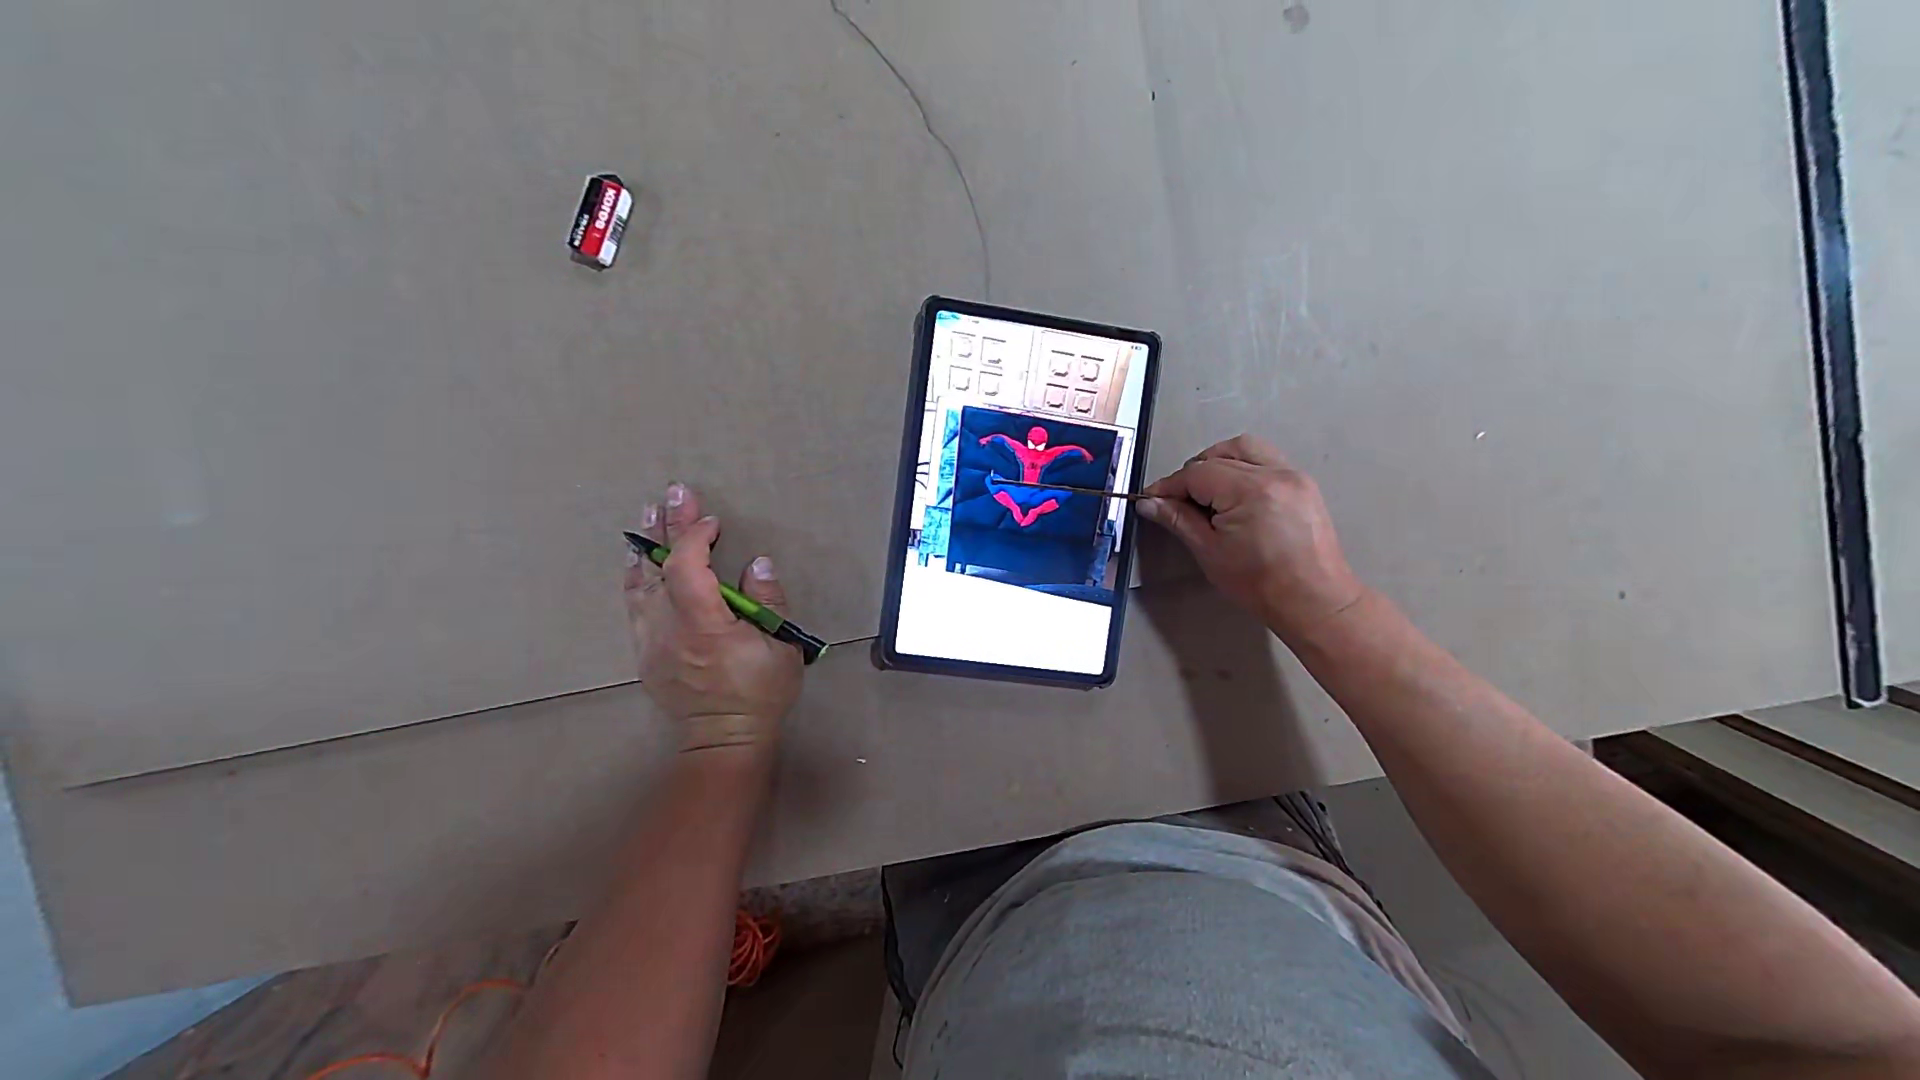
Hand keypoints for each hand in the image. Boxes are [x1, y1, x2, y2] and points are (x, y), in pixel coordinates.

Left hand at [625, 483, 803, 754]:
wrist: (724, 739)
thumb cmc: (760, 694)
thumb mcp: (780, 649)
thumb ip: (768, 604)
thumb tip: (757, 564)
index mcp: (704, 629)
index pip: (689, 570)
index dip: (696, 538)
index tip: (713, 522)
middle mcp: (669, 631)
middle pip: (661, 569)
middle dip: (669, 527)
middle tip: (674, 494)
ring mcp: (652, 642)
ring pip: (640, 585)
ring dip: (648, 547)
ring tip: (649, 516)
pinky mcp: (646, 652)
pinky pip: (635, 605)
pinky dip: (638, 577)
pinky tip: (639, 560)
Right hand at [1138, 435, 1365, 642]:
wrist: (1313, 601)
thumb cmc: (1263, 584)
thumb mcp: (1209, 552)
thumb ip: (1178, 519)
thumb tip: (1150, 503)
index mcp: (1251, 491)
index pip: (1197, 473)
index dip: (1169, 485)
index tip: (1152, 498)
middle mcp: (1275, 474)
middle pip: (1219, 455)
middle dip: (1192, 474)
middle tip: (1177, 501)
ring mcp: (1293, 476)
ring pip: (1245, 449)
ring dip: (1218, 462)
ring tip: (1206, 493)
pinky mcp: (1302, 485)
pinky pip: (1266, 460)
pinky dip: (1243, 468)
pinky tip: (1232, 495)